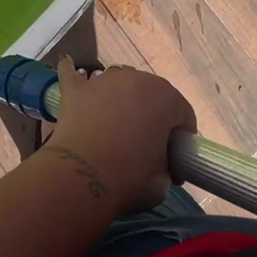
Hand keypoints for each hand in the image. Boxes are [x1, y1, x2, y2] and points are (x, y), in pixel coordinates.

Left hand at [39, 58, 195, 215]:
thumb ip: (166, 165)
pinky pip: (73, 74)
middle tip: (145, 144)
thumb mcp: (162, 182)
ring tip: (114, 122)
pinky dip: (74, 76)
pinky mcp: (75, 88)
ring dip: (121, 98)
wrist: (82, 177)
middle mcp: (136, 79)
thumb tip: (159, 165)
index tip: (174, 157)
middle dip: (153, 114)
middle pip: (152, 94)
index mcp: (166, 99)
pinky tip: (73, 74)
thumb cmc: (128, 178)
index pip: (183, 114)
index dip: (181, 137)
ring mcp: (104, 80)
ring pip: (119, 83)